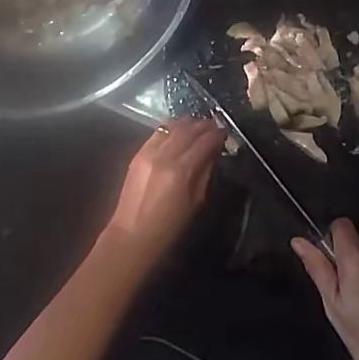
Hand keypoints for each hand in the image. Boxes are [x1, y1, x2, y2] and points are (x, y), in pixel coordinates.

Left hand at [100, 120, 223, 269]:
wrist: (133, 235)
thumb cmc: (170, 227)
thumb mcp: (196, 202)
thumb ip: (205, 172)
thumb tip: (214, 151)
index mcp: (181, 171)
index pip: (204, 141)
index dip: (217, 134)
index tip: (225, 131)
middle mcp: (164, 156)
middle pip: (188, 130)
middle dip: (204, 125)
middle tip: (215, 125)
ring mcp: (148, 152)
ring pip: (172, 127)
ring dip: (187, 123)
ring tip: (199, 125)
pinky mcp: (138, 154)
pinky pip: (157, 133)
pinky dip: (171, 128)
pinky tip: (178, 131)